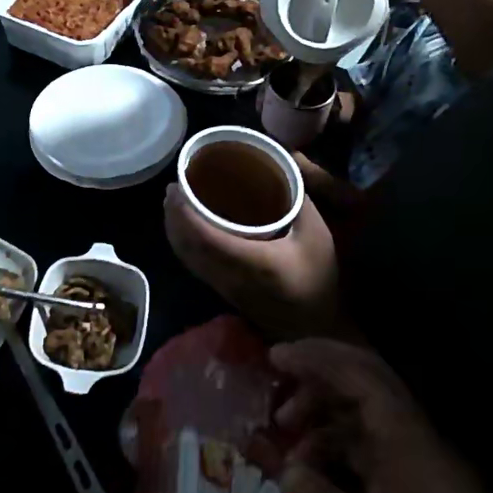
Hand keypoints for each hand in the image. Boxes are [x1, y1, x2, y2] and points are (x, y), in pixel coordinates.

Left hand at [163, 179, 343, 339]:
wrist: (321, 325)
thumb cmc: (321, 276)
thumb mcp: (317, 233)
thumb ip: (298, 199)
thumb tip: (283, 167)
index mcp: (251, 260)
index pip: (204, 237)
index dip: (184, 213)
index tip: (177, 187)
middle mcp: (230, 276)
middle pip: (188, 247)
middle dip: (173, 217)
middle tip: (172, 187)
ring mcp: (225, 288)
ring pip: (188, 259)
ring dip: (175, 231)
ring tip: (174, 204)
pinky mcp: (225, 293)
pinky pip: (194, 266)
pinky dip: (184, 245)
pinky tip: (188, 229)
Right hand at [274, 340, 492, 492]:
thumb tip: (284, 473)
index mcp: (414, 446)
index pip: (366, 379)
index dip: (321, 359)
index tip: (277, 356)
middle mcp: (417, 443)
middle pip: (366, 386)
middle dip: (319, 379)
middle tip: (276, 388)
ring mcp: (417, 465)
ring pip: (364, 418)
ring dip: (323, 419)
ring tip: (286, 443)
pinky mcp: (414, 490)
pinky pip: (368, 451)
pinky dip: (334, 450)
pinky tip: (310, 474)